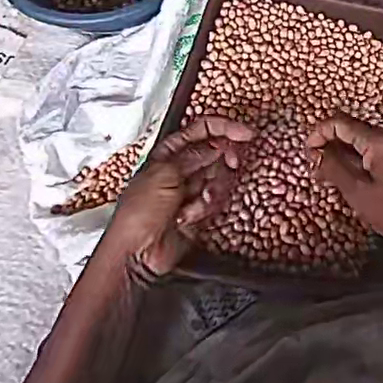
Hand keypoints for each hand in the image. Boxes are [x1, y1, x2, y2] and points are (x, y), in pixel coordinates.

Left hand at [103, 117, 255, 274]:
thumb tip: (217, 144)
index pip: (202, 129)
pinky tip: (189, 216)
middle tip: (233, 162)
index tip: (246, 133)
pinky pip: (217, 199)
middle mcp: (183, 167)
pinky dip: (206, 207)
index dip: (226, 127)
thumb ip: (194, 155)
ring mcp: (193, 188)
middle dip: (226, 158)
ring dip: (213, 188)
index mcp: (170, 152)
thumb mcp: (165, 175)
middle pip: (217, 151)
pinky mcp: (200, 208)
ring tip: (198, 201)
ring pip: (220, 176)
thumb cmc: (139, 213)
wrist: (137, 254)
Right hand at [306, 117, 382, 265]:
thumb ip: (334, 169)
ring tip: (322, 175)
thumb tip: (314, 152)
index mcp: (378, 142)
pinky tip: (342, 179)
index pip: (341, 123)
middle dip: (328, 143)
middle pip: (350, 129)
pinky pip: (368, 154)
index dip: (319, 133)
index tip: (306, 152)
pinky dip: (352, 162)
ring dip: (338, 154)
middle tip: (312, 165)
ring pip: (357, 143)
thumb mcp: (358, 193)